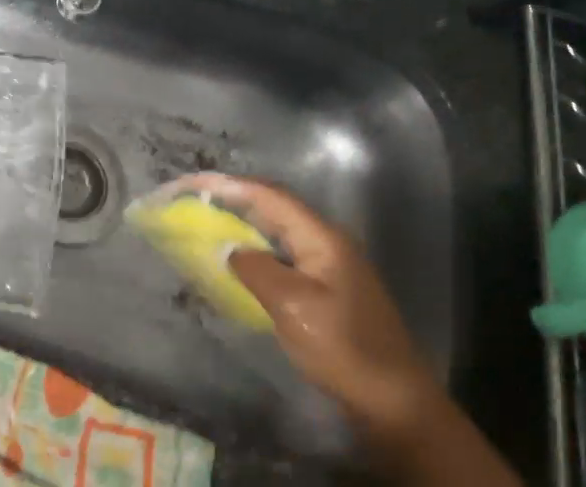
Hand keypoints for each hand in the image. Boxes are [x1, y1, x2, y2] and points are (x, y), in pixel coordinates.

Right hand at [175, 174, 442, 431]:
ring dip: (241, 225)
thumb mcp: (291, 305)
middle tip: (192, 201)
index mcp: (322, 237)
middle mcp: (327, 241)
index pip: (268, 195)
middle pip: (273, 207)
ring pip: (277, 232)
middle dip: (232, 199)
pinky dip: (255, 251)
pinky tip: (236, 262)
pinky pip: (282, 256)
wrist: (393, 401)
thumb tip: (228, 248)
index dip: (228, 185)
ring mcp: (329, 265)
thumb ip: (254, 268)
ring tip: (205, 224)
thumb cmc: (343, 347)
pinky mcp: (327, 288)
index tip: (191, 184)